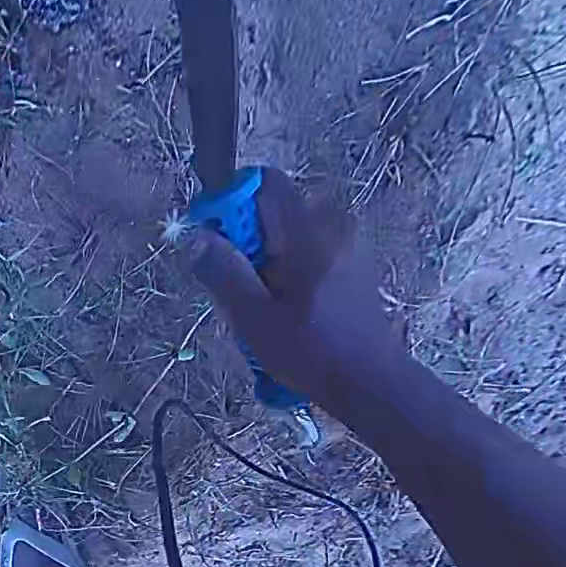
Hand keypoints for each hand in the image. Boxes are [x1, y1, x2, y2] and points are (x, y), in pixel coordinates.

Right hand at [186, 168, 404, 410]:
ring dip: (261, 259)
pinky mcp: (352, 261)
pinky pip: (304, 248)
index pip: (263, 184)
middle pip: (272, 210)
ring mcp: (347, 242)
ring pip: (285, 232)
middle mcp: (333, 224)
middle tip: (237, 288)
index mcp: (309, 231)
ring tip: (258, 304)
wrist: (368, 382)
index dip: (229, 205)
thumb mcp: (253, 316)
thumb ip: (223, 272)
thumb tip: (196, 237)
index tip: (212, 243)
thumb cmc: (309, 351)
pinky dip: (283, 269)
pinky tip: (281, 308)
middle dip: (244, 240)